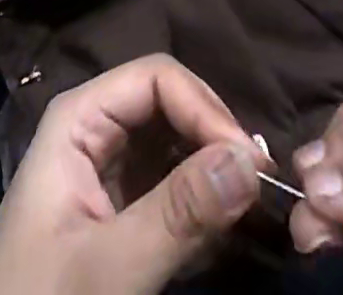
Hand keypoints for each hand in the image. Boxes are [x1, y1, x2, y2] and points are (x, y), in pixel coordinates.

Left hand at [0, 54, 266, 294]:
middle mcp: (98, 127)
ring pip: (179, 142)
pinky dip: (204, 203)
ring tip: (249, 210)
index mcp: (80, 117)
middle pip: (173, 104)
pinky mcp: (125, 204)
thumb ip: (178, 213)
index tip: (249, 163)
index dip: (206, 108)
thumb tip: (250, 159)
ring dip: (215, 171)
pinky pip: (176, 183)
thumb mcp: (109, 264)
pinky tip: (222, 233)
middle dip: (215, 138)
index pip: (157, 77)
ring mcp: (112, 166)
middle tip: (261, 187)